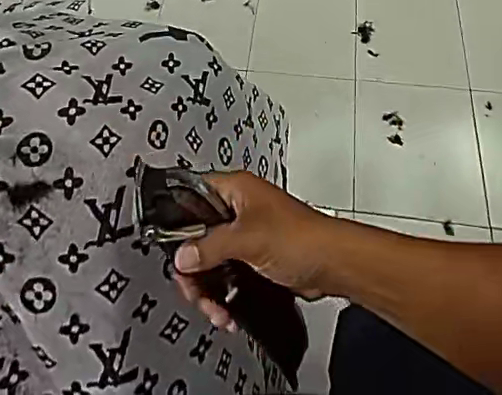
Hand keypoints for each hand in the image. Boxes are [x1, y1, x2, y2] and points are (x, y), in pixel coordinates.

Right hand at [171, 172, 346, 328]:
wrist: (328, 263)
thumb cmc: (300, 237)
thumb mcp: (247, 238)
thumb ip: (210, 246)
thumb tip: (183, 255)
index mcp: (238, 190)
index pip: (195, 194)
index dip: (179, 219)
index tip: (172, 247)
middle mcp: (240, 208)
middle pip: (198, 236)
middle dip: (194, 269)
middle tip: (195, 289)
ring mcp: (247, 233)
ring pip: (210, 260)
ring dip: (208, 289)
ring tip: (215, 308)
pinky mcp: (254, 256)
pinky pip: (226, 276)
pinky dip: (222, 295)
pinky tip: (226, 311)